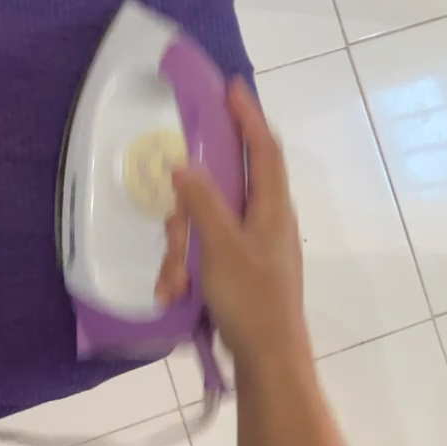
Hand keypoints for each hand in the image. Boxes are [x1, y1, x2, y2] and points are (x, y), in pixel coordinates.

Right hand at [161, 78, 309, 361]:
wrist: (268, 358)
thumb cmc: (252, 300)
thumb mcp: (220, 248)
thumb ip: (202, 204)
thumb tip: (184, 165)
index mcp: (271, 209)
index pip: (262, 150)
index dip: (248, 117)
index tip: (232, 87)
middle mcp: (263, 221)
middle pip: (217, 194)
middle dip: (187, 216)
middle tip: (175, 241)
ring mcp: (249, 247)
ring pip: (200, 227)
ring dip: (179, 254)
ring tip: (175, 285)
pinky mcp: (235, 269)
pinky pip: (200, 254)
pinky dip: (183, 270)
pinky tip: (176, 294)